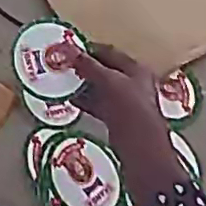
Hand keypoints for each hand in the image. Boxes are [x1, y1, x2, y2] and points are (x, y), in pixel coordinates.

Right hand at [72, 44, 184, 198]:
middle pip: (105, 70)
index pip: (109, 52)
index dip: (89, 49)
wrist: (144, 157)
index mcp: (136, 71)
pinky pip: (98, 106)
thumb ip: (89, 66)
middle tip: (62, 65)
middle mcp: (133, 85)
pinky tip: (70, 100)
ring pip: (100, 89)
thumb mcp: (109, 84)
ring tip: (62, 81)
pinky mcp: (119, 122)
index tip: (67, 48)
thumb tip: (68, 49)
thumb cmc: (131, 114)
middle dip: (84, 67)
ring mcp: (126, 105)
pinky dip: (85, 101)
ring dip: (82, 85)